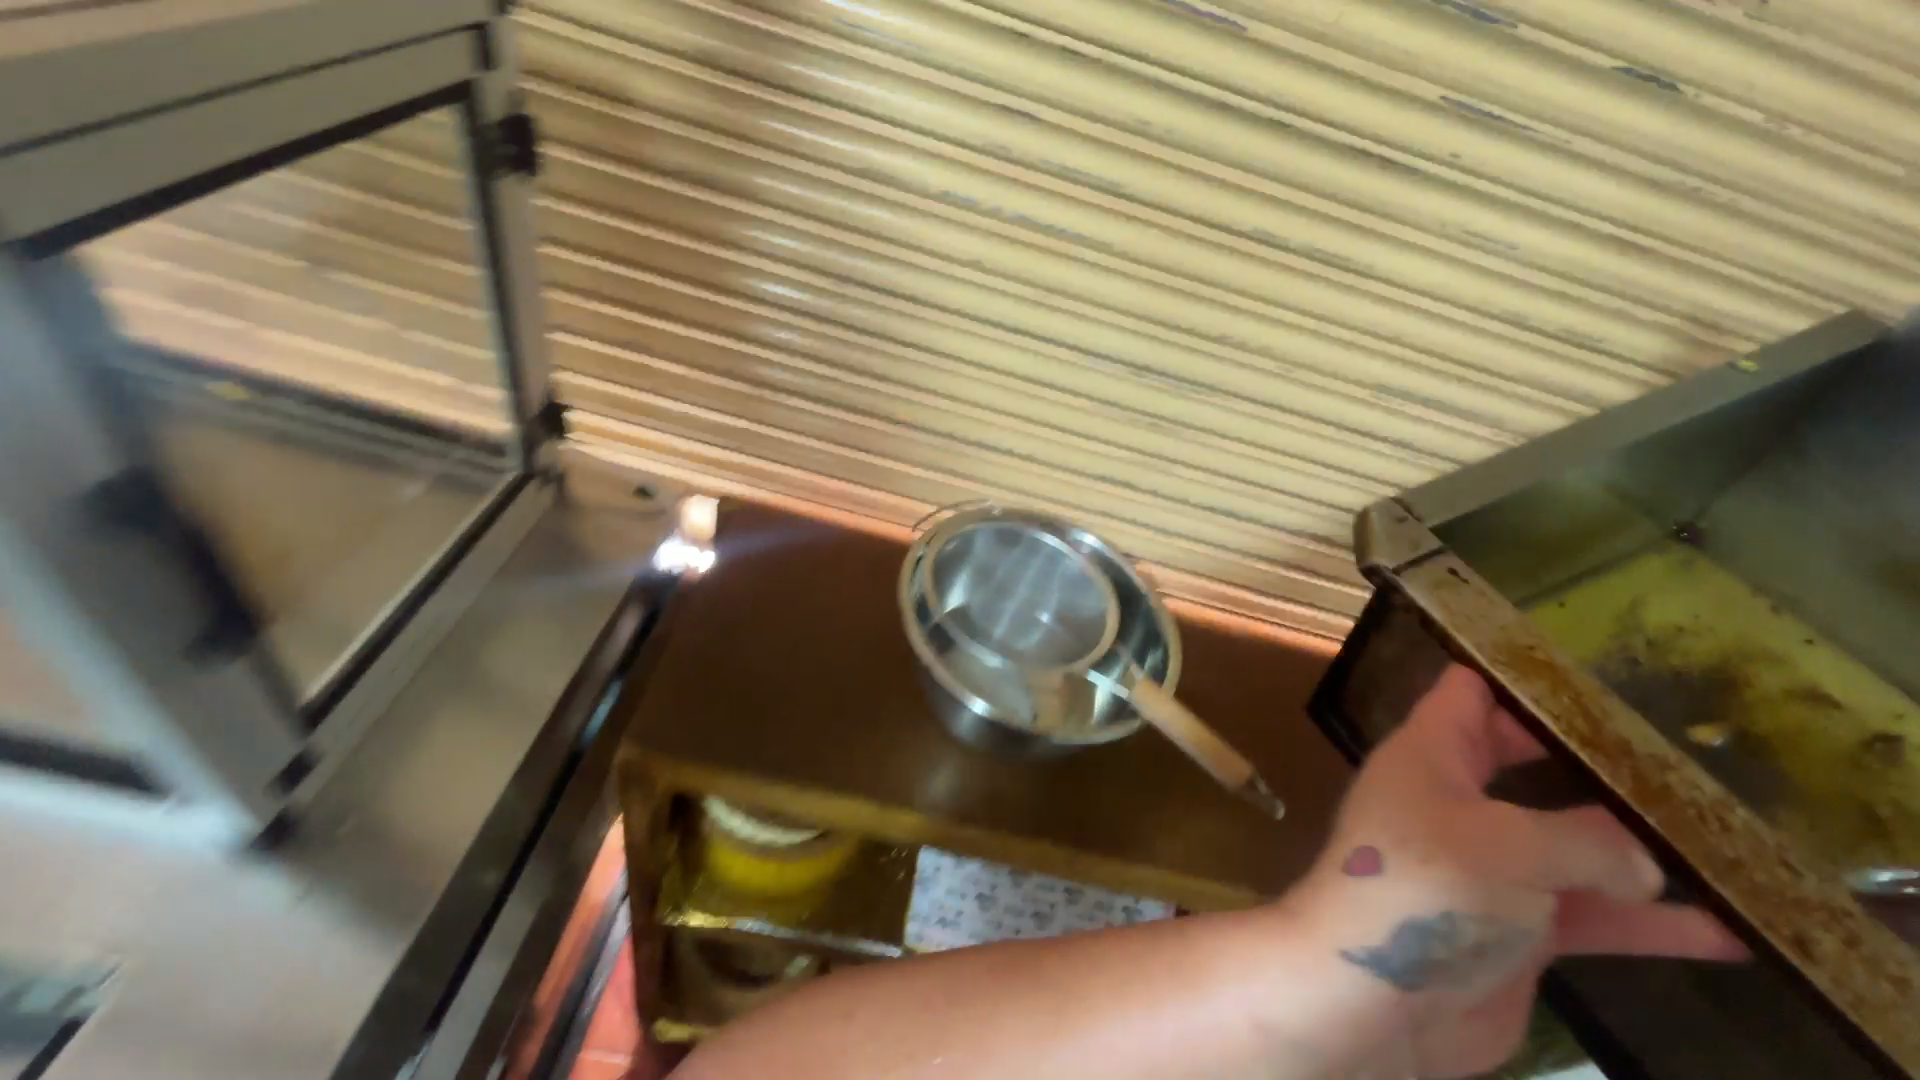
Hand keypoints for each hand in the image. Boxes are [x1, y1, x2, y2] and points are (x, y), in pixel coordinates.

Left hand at [1290, 665, 1747, 1077]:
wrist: (1372, 1001)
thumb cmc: (1426, 890)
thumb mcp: (1507, 844)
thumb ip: (1587, 840)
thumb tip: (1646, 862)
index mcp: (1430, 755)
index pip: (1469, 692)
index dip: (1522, 677)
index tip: (1598, 674)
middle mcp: (1456, 801)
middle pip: (1528, 759)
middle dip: (1596, 759)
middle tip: (1684, 753)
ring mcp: (1489, 866)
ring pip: (1573, 842)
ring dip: (1641, 847)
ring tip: (1731, 841)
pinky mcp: (1517, 929)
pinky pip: (1592, 915)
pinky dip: (1651, 924)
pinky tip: (1729, 934)